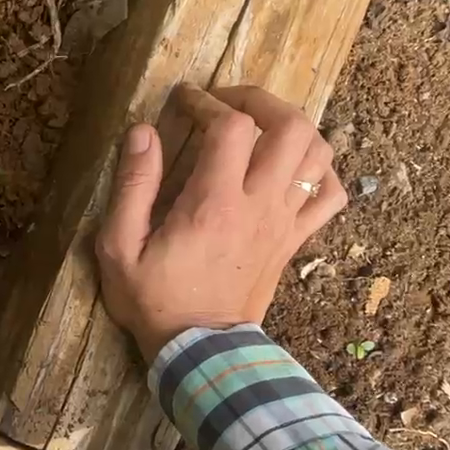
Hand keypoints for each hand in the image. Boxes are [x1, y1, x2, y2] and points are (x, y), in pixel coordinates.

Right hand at [96, 84, 348, 360]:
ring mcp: (285, 222)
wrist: (199, 349)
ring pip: (319, 153)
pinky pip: (331, 194)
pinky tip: (290, 168)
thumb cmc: (151, 296)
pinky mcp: (295, 240)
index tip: (182, 99)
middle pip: (292, 127)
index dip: (207, 102)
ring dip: (292, 127)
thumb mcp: (118, 245)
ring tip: (257, 126)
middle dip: (261, 100)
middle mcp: (260, 204)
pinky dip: (319, 169)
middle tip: (227, 101)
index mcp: (214, 202)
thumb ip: (132, 186)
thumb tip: (142, 132)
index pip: (231, 128)